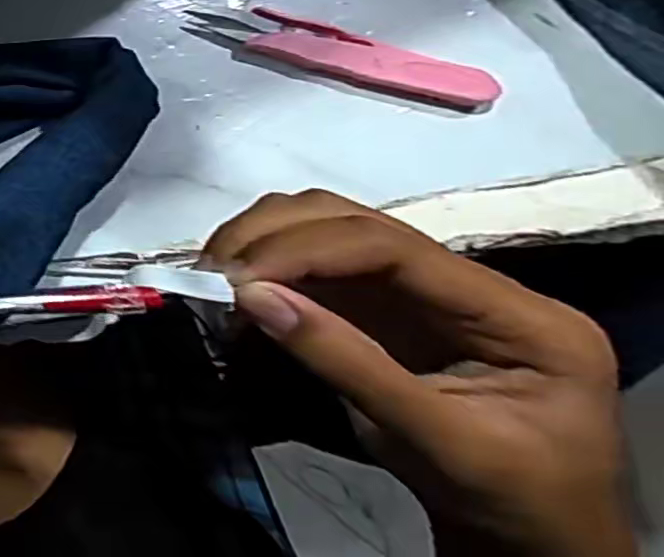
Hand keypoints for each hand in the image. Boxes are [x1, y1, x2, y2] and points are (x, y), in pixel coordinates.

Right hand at [206, 191, 633, 556]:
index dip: (303, 249)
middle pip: (347, 217)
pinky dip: (261, 254)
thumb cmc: (502, 494)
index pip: (390, 246)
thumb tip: (249, 294)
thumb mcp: (439, 443)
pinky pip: (305, 246)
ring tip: (220, 276)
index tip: (239, 279)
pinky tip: (239, 281)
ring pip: (319, 219)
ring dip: (258, 237)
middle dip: (270, 236)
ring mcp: (417, 279)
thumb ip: (349, 364)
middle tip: (218, 275)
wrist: (525, 532)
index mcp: (519, 315)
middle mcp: (468, 278)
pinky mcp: (376, 289)